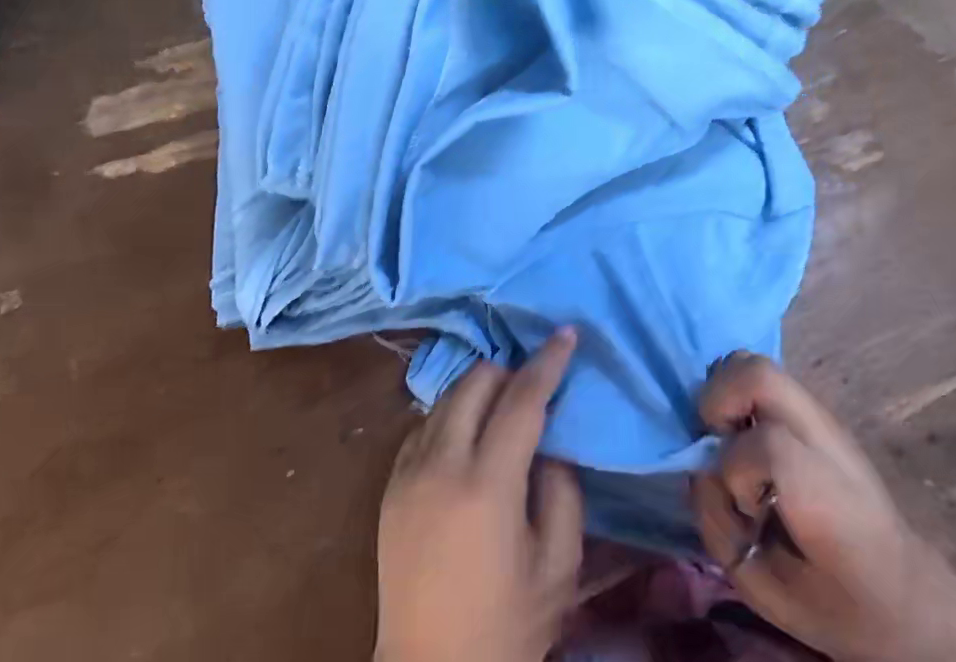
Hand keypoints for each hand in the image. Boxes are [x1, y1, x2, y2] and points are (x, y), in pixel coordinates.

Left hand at [374, 329, 583, 661]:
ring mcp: (407, 473)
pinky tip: (468, 434)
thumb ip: (562, 490)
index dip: (548, 362)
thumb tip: (549, 444)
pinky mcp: (390, 486)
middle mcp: (440, 465)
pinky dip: (452, 414)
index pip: (522, 400)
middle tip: (536, 382)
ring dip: (479, 389)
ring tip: (505, 402)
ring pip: (446, 398)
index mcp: (487, 484)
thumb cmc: (506, 623)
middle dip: (510, 370)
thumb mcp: (559, 563)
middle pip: (475, 383)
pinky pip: (424, 426)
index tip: (566, 333)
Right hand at [690, 354, 955, 661]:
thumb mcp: (767, 590)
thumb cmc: (836, 604)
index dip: (735, 470)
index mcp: (825, 495)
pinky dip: (738, 396)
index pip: (769, 445)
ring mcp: (824, 419)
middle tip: (716, 443)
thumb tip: (699, 470)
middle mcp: (826, 440)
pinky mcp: (817, 415)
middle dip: (717, 401)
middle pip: (758, 373)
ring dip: (725, 393)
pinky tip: (747, 438)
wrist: (907, 594)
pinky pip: (763, 381)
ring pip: (755, 363)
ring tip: (730, 438)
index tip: (745, 507)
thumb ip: (720, 525)